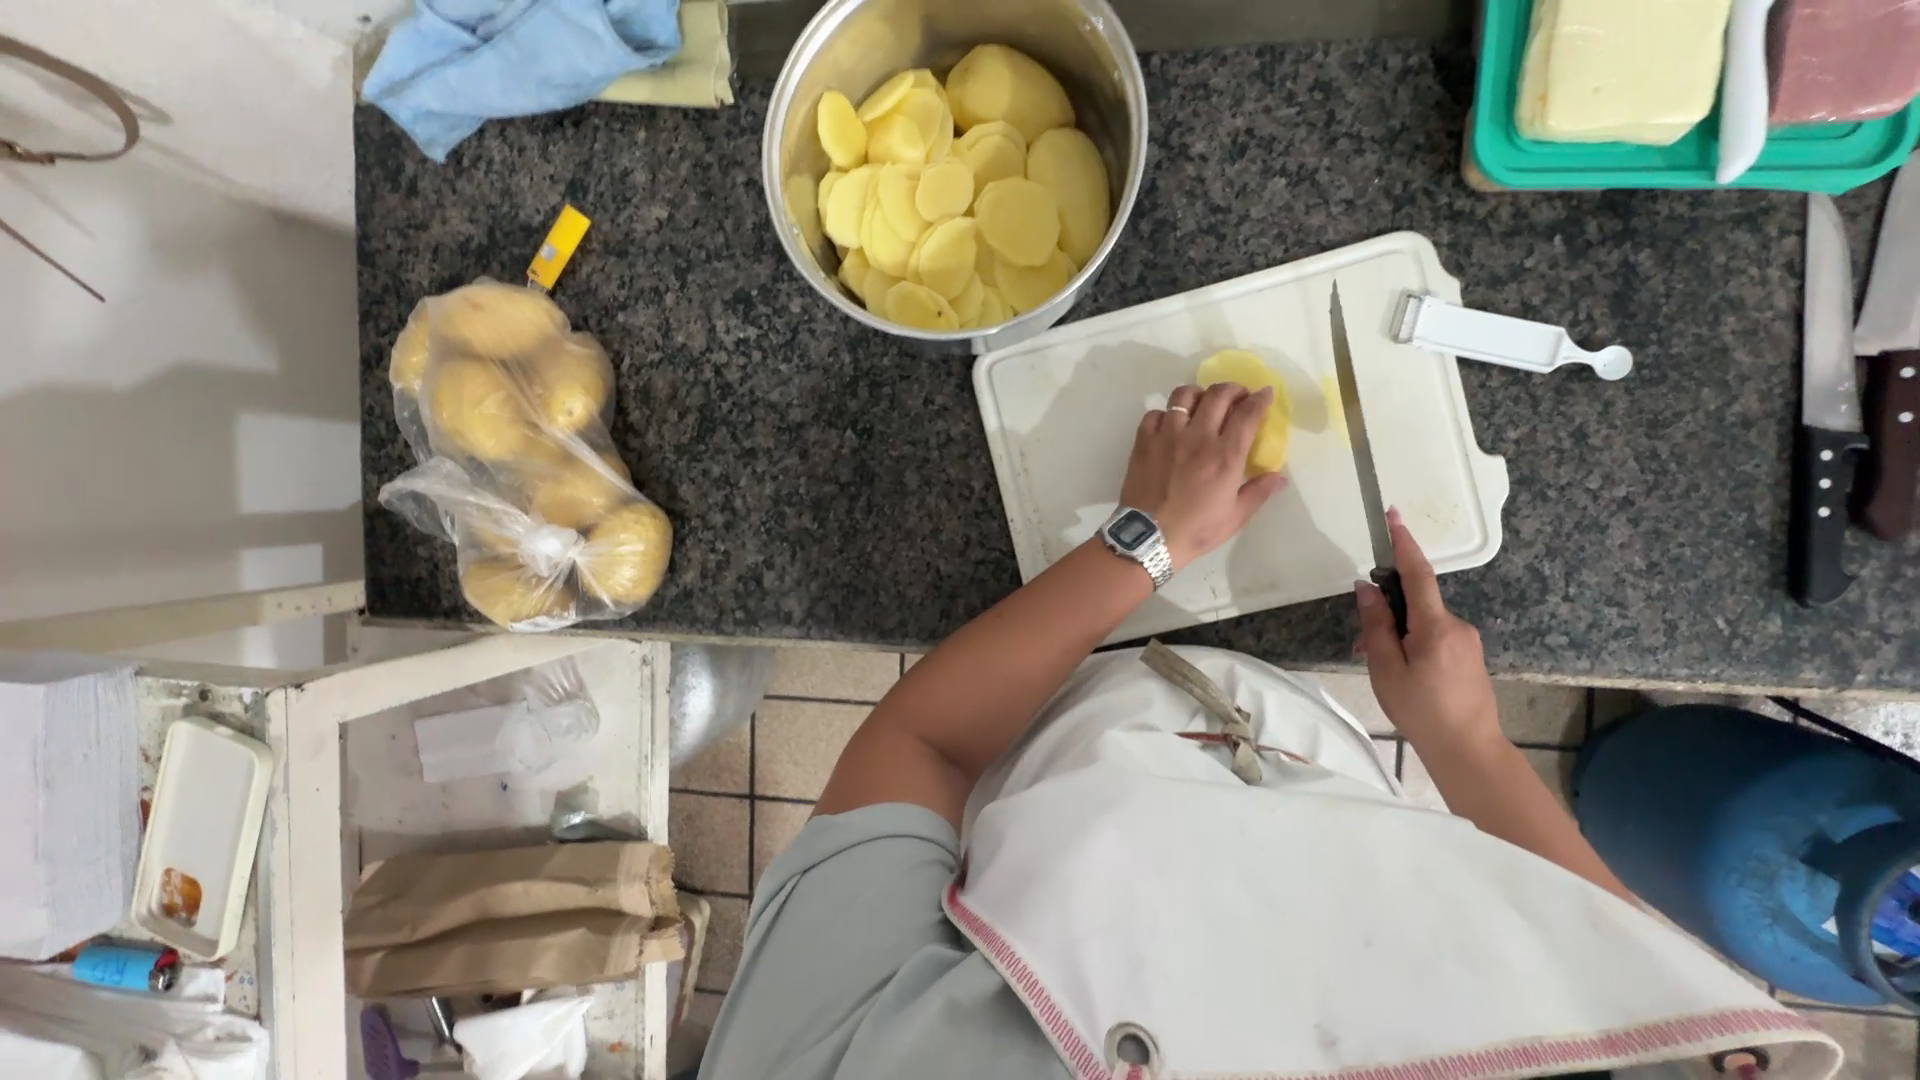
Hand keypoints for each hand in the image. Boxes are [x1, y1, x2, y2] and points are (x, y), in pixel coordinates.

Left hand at [1119, 382, 1288, 568]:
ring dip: (1200, 394)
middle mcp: (1198, 437)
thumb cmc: (1195, 530)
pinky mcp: (1144, 441)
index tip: (1265, 394)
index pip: (1248, 413)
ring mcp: (1167, 435)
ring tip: (1204, 403)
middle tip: (1238, 397)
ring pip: (1184, 395)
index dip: (1260, 399)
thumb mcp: (1235, 516)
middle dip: (1234, 389)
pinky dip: (1167, 413)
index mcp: (1225, 455)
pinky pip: (1155, 413)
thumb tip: (1280, 477)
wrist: (1149, 536)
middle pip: (1218, 395)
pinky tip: (1172, 424)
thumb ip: (1258, 492)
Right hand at [1354, 508, 1501, 752]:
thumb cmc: (1421, 710)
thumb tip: (1366, 587)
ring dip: (1397, 633)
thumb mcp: (1385, 668)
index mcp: (1436, 626)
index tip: (1394, 514)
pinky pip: (1434, 637)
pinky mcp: (1469, 656)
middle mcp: (1458, 626)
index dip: (1404, 543)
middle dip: (1387, 611)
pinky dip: (1411, 644)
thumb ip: (1375, 625)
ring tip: (1379, 666)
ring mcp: (1467, 641)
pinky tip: (1400, 672)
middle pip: (1416, 601)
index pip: (1417, 574)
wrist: (1469, 750)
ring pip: (1423, 623)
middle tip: (1363, 644)